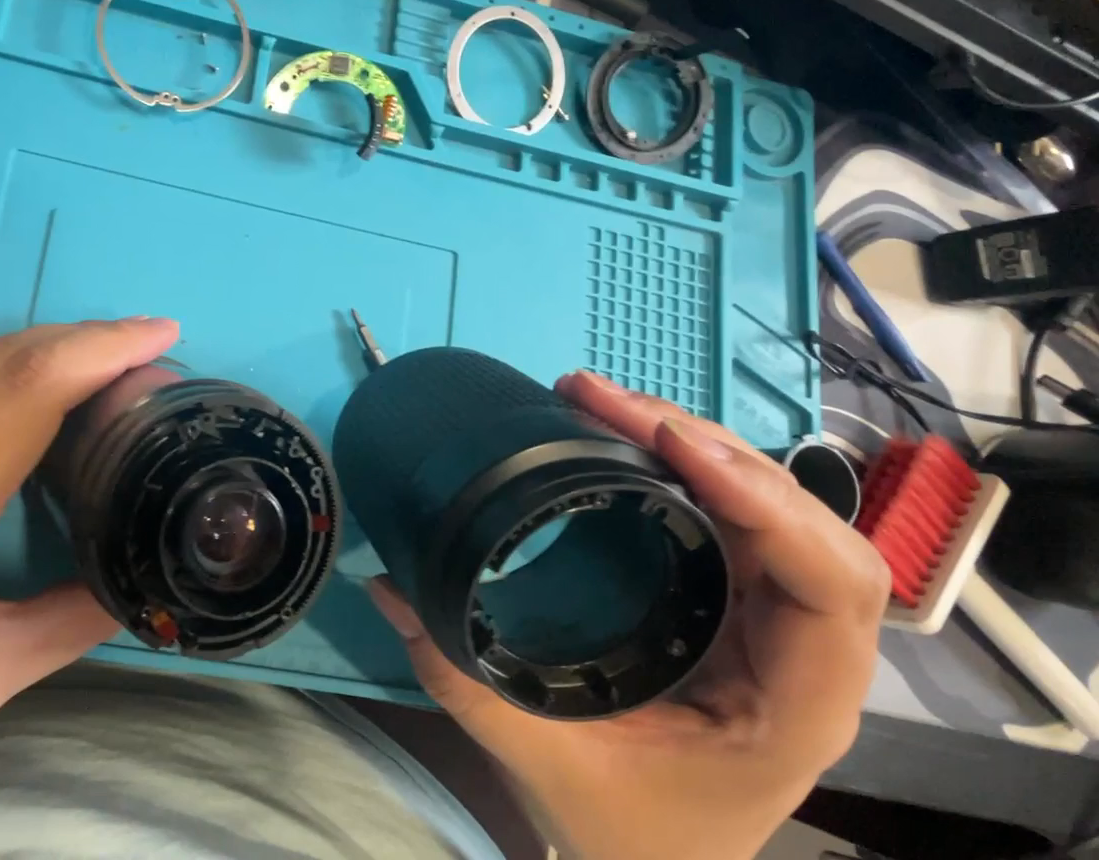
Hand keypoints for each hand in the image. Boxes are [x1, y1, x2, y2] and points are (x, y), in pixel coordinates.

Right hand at [369, 371, 889, 859]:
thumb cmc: (629, 832)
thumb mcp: (542, 760)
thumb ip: (464, 679)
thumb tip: (390, 587)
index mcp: (792, 701)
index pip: (828, 586)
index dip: (764, 501)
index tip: (664, 443)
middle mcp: (800, 649)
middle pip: (800, 522)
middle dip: (709, 446)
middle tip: (600, 401)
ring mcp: (769, 620)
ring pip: (767, 508)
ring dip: (694, 442)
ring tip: (600, 401)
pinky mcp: (732, 603)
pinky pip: (731, 519)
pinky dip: (684, 467)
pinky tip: (623, 437)